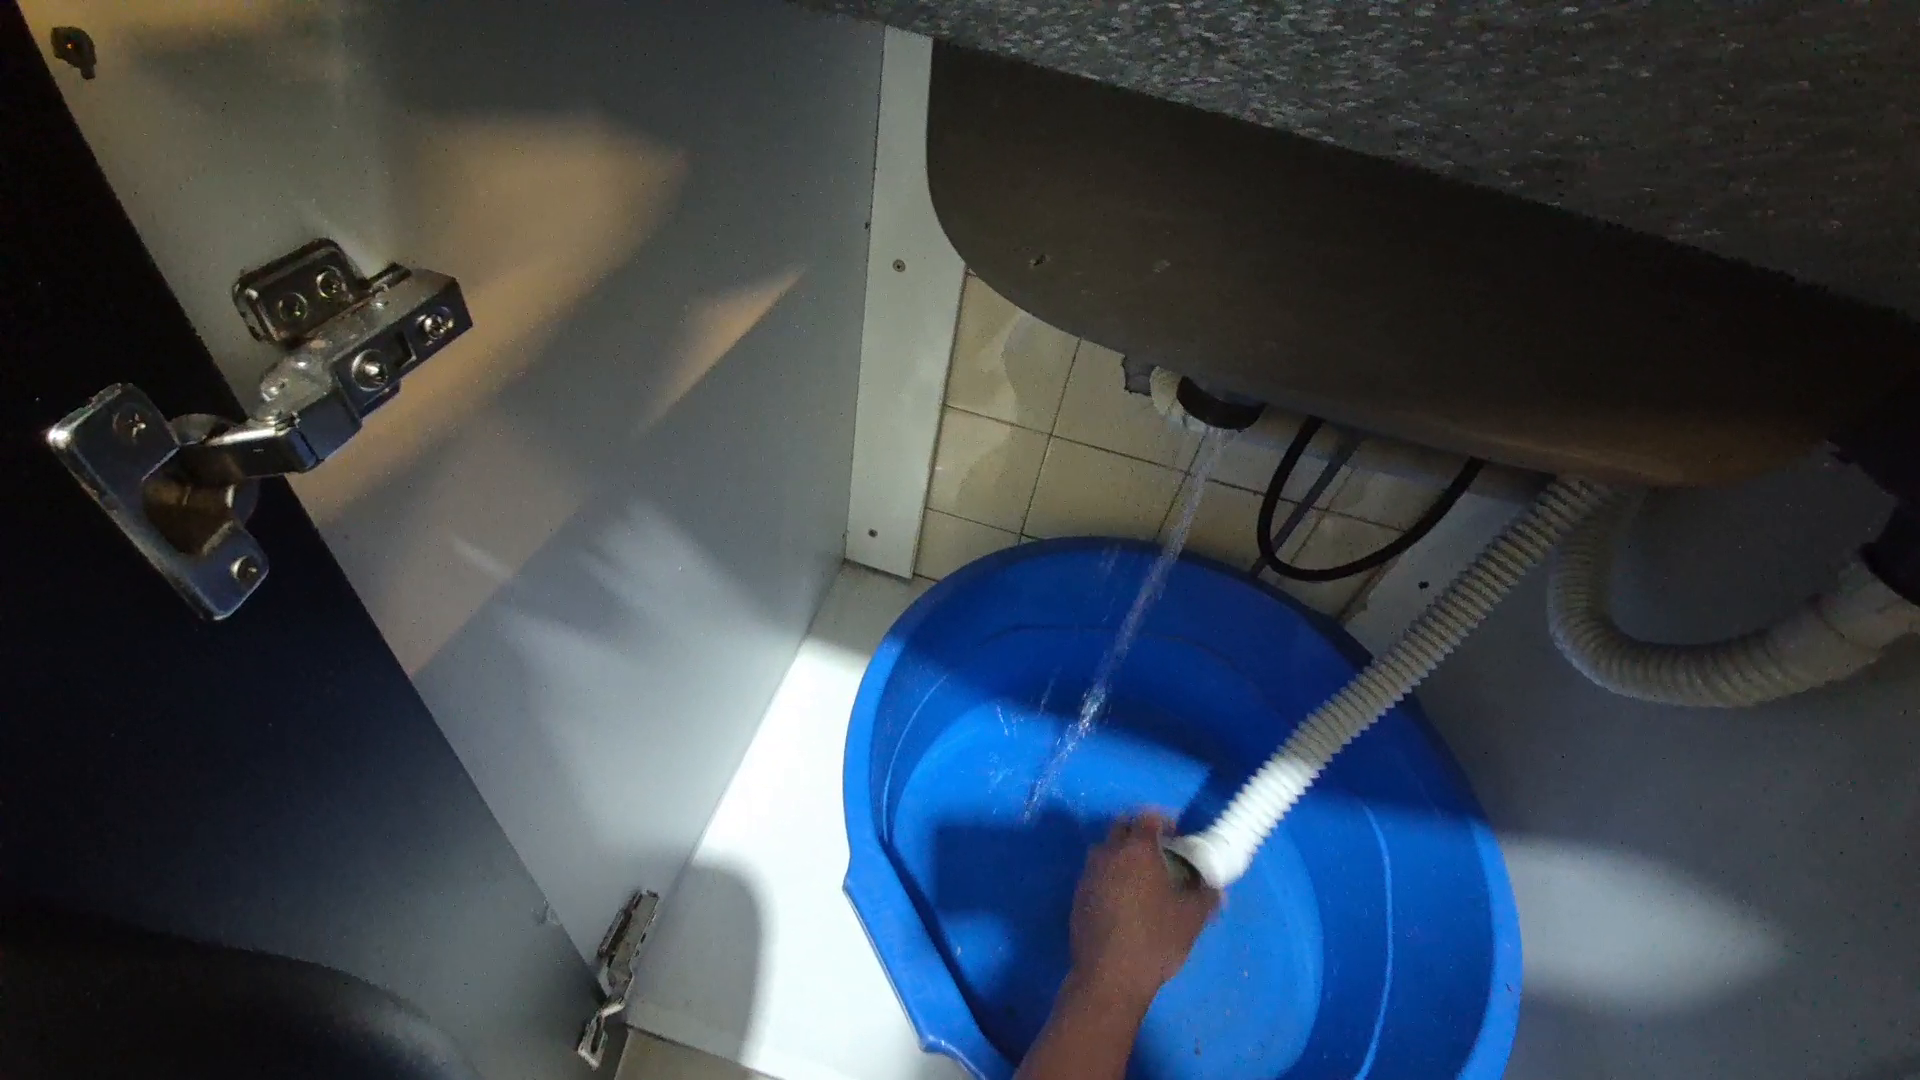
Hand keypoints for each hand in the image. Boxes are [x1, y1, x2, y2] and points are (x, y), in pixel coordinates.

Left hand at [1066, 812, 1219, 1010]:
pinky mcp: (1078, 893)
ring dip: (1122, 852)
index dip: (1164, 820)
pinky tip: (1123, 898)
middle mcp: (1109, 852)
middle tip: (1159, 850)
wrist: (1109, 973)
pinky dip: (1109, 874)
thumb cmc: (1155, 939)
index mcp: (1137, 849)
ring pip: (1106, 848)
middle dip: (1140, 831)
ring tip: (1141, 874)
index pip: (1148, 817)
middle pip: (1122, 826)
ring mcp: (1089, 872)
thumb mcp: (1192, 918)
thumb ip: (1206, 896)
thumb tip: (1216, 888)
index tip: (1176, 833)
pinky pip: (1096, 872)